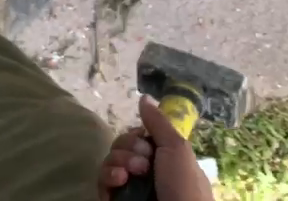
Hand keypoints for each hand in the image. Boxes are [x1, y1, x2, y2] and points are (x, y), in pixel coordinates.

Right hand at [98, 96, 214, 200]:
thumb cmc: (185, 189)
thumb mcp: (177, 150)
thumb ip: (158, 123)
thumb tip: (144, 97)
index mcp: (164, 161)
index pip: (138, 137)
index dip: (137, 135)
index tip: (145, 140)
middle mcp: (146, 173)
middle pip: (121, 145)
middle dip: (128, 147)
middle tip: (142, 161)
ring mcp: (131, 189)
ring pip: (110, 160)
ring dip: (119, 161)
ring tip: (130, 174)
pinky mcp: (116, 200)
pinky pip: (102, 180)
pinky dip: (108, 176)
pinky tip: (119, 180)